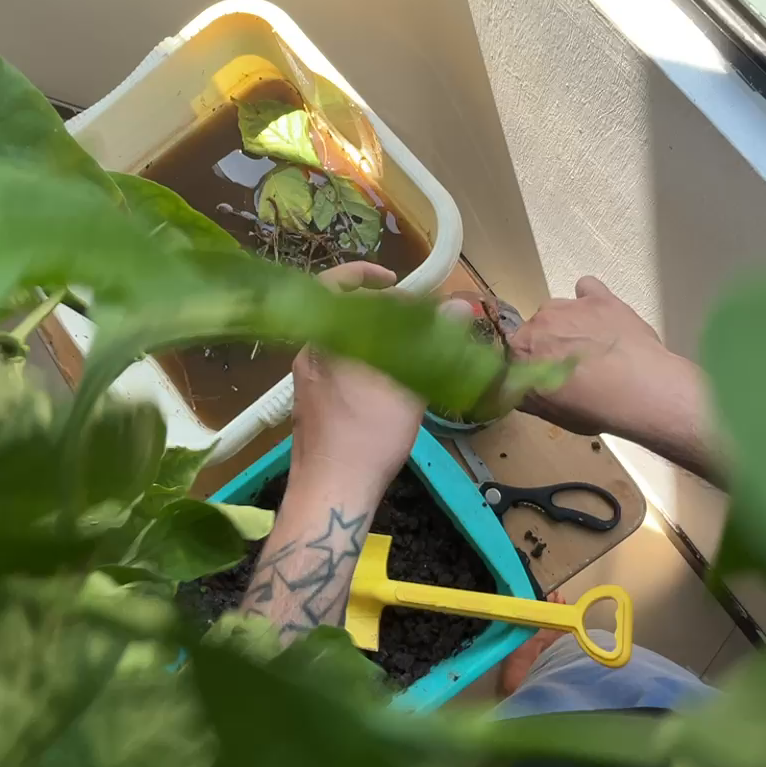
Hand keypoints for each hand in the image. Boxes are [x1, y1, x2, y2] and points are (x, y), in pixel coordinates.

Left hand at [287, 262, 424, 505]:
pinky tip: (391, 379)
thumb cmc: (365, 437)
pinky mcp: (311, 403)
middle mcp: (308, 354)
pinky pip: (338, 365)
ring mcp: (306, 381)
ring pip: (342, 342)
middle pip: (342, 313)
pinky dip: (365, 359)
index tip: (396, 281)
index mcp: (322, 341)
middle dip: (381, 309)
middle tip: (415, 318)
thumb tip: (459, 307)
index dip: (363, 274)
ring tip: (411, 347)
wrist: (330, 493)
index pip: (333, 286)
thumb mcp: (407, 388)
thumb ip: (431, 344)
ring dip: (375, 336)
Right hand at [509, 276, 722, 481]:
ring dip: (567, 322)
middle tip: (570, 364)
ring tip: (591, 342)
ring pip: (557, 309)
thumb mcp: (549, 412)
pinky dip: (588, 297)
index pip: (513, 352)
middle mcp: (537, 322)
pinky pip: (585, 287)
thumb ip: (525, 394)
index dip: (527, 364)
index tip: (542, 376)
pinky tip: (600, 314)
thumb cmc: (591, 406)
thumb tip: (515, 387)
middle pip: (535, 328)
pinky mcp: (598, 298)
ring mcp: (568, 306)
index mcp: (520, 349)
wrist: (639, 388)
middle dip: (548, 343)